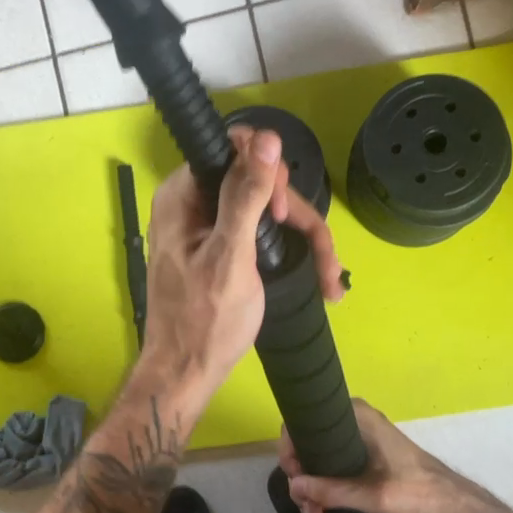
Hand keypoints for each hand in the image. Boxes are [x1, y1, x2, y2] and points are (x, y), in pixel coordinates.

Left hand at [138, 127, 345, 407]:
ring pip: (268, 212)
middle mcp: (193, 204)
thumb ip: (246, 196)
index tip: (283, 215)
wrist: (186, 375)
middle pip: (260, 183)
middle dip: (298, 219)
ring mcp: (208, 229)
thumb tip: (265, 138)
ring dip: (306, 242)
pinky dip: (293, 254)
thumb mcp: (230, 256)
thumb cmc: (204, 321)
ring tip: (329, 280)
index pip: (235, 151)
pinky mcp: (222, 251)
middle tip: (322, 259)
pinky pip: (262, 236)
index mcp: (183, 195)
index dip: (270, 175)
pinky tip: (321, 280)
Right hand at [277, 399, 473, 512]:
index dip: (290, 450)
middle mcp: (351, 422)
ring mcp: (355, 440)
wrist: (452, 505)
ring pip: (317, 463)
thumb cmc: (417, 494)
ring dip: (312, 493)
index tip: (295, 479)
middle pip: (307, 447)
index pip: (303, 422)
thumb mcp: (372, 495)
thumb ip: (331, 490)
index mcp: (355, 418)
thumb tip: (293, 487)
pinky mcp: (360, 458)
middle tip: (309, 512)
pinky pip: (330, 470)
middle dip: (303, 482)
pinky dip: (324, 493)